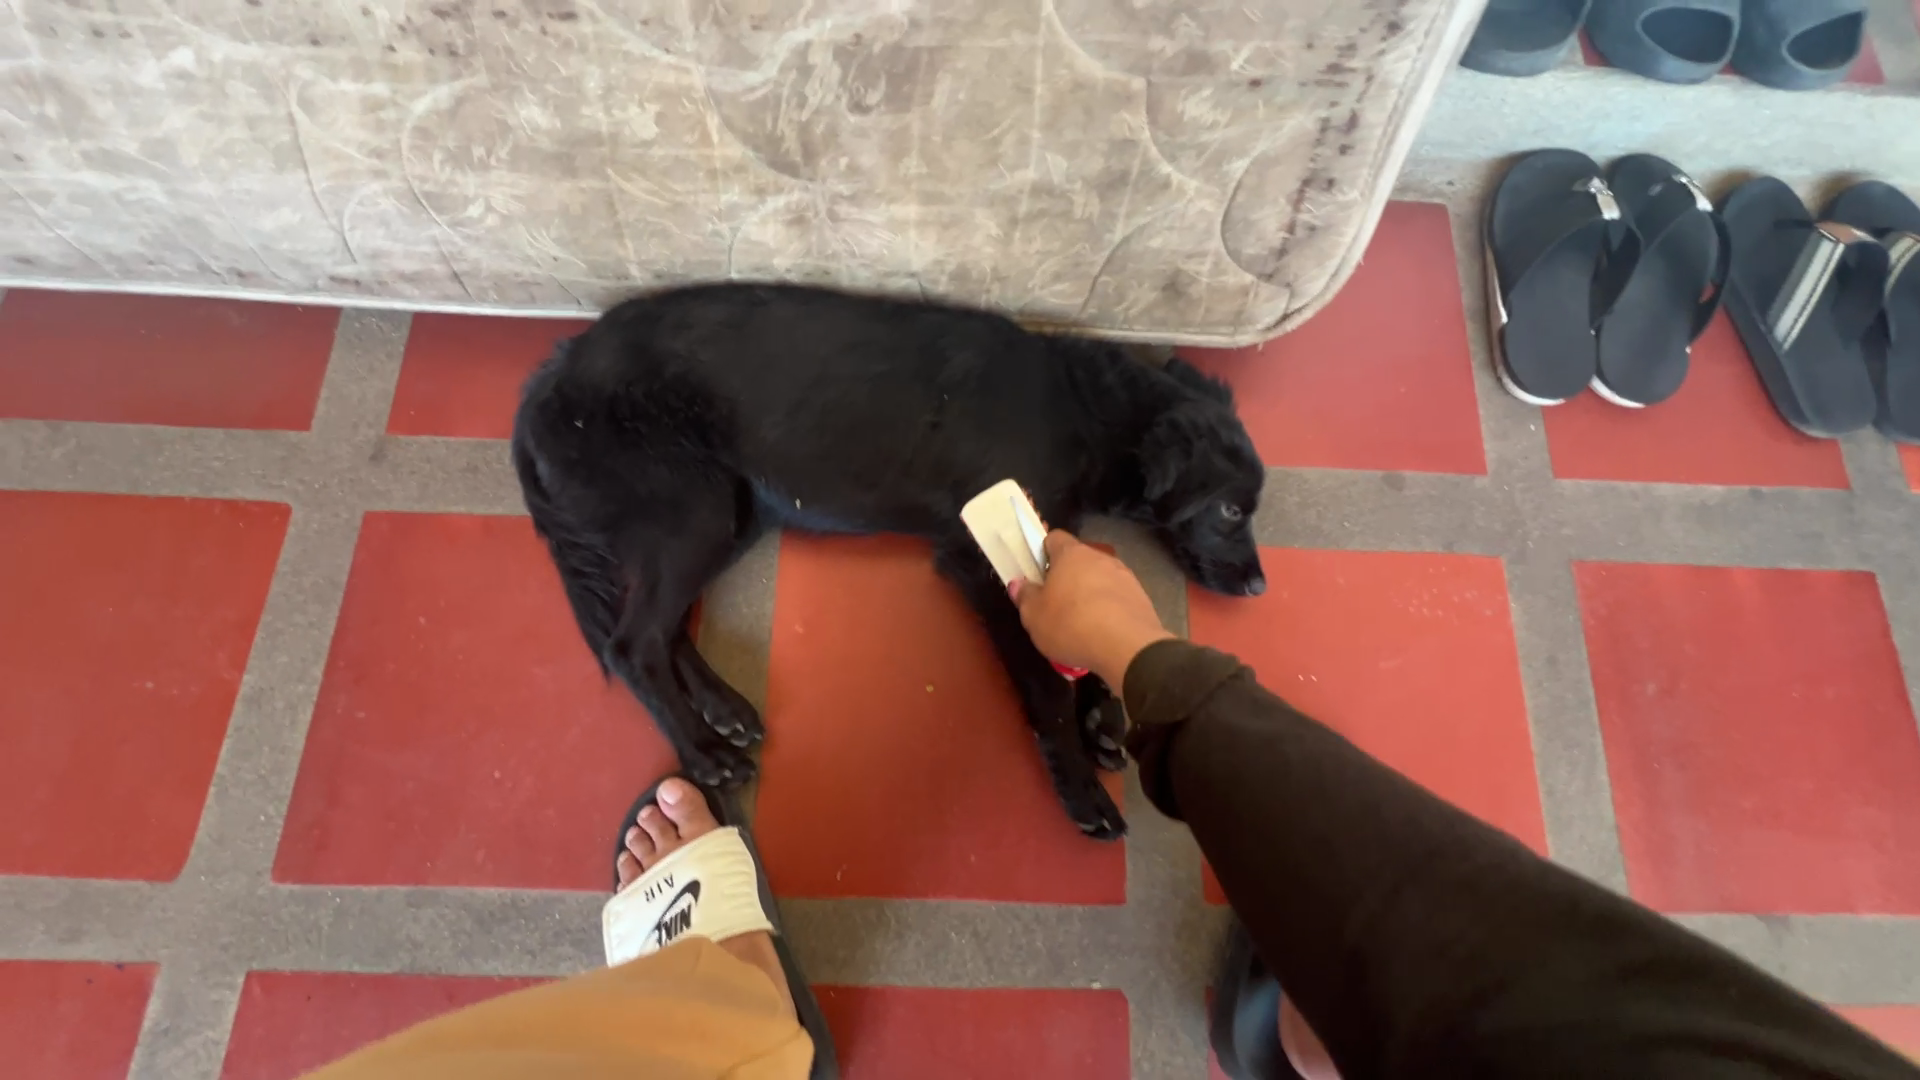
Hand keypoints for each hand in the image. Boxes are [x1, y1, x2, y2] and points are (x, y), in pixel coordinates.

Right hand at [1008, 531, 1174, 686]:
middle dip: (1067, 578)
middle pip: (1078, 560)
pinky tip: (1102, 633)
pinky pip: (1117, 598)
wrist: (1128, 647)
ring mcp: (1124, 575)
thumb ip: (1025, 597)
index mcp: (1071, 554)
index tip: (1037, 573)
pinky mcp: (1140, 596)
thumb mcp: (1034, 616)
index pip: (1054, 538)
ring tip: (1081, 624)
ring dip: (1089, 594)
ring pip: (1100, 579)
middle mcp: (1099, 557)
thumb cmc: (1071, 625)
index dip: (1043, 552)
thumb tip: (1018, 584)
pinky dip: (1109, 610)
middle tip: (1055, 604)